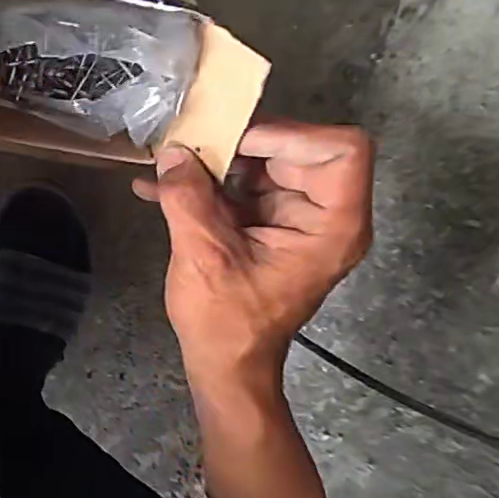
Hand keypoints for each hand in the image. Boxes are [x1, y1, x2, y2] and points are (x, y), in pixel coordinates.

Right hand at [134, 121, 374, 389]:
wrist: (223, 362)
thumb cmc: (225, 321)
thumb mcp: (203, 255)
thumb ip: (187, 198)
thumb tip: (171, 153)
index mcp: (331, 226)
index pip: (340, 150)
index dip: (289, 135)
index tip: (233, 143)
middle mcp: (321, 215)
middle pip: (295, 150)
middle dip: (238, 146)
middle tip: (190, 147)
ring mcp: (291, 218)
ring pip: (261, 163)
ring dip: (212, 162)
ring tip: (167, 165)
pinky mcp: (263, 224)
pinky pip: (239, 187)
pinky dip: (202, 184)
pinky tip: (158, 186)